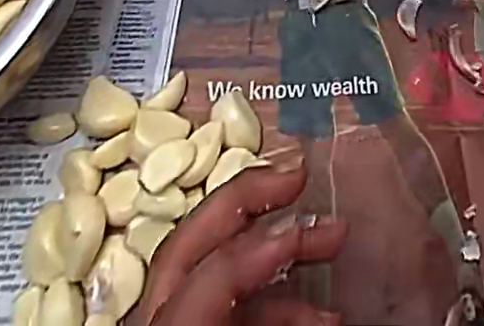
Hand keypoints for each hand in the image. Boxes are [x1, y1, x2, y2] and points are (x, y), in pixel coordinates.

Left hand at [133, 165, 346, 325]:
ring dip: (271, 253)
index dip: (260, 246)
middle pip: (195, 236)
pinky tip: (317, 311)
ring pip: (209, 264)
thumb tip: (330, 309)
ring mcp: (161, 320)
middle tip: (300, 173)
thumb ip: (276, 324)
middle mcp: (151, 314)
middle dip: (250, 199)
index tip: (306, 225)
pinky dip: (266, 301)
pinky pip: (218, 302)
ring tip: (331, 242)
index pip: (209, 268)